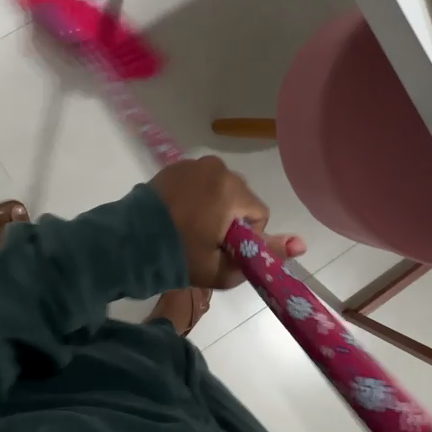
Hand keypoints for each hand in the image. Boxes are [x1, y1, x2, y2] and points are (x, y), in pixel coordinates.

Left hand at [149, 157, 304, 288]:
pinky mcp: (174, 167)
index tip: (221, 249)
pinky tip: (178, 215)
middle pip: (239, 198)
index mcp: (231, 189)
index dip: (245, 236)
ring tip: (189, 227)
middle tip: (204, 240)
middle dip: (229, 219)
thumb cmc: (179, 257)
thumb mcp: (225, 266)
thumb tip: (303, 244)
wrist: (128, 243)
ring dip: (212, 207)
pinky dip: (195, 197)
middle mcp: (216, 168)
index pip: (258, 214)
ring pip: (219, 189)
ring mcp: (192, 164)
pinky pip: (198, 183)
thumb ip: (267, 254)